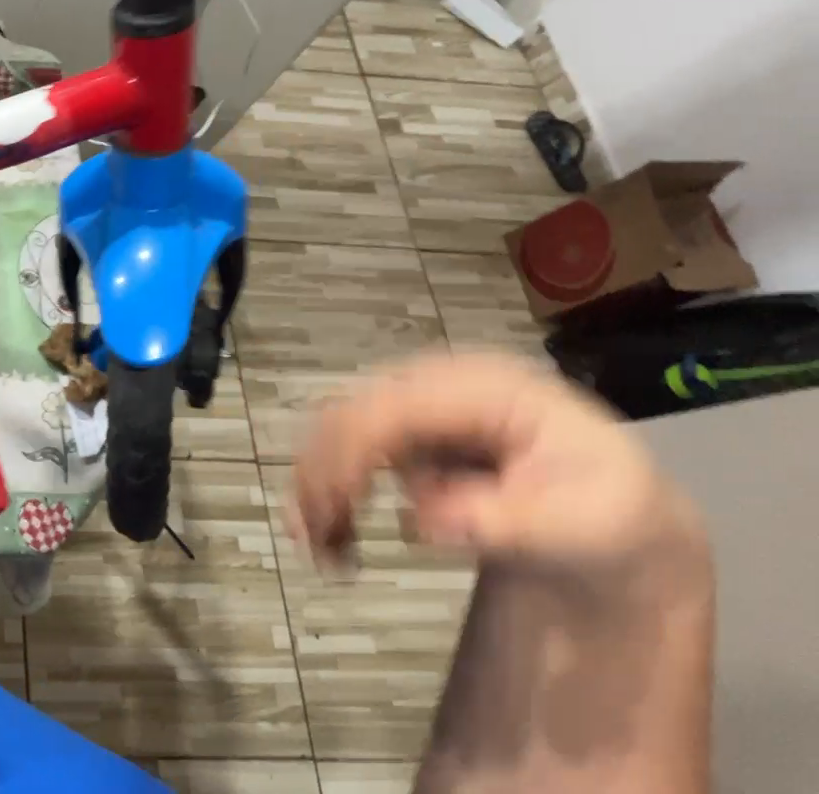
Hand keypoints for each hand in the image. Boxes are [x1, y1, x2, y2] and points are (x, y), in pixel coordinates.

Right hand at [293, 353, 707, 601]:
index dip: (353, 454)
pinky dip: (325, 488)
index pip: (396, 407)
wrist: (610, 515)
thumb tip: (429, 522)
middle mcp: (440, 380)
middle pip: (349, 411)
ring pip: (331, 428)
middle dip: (321, 473)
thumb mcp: (588, 527)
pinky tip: (331, 530)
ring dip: (316, 484)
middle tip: (317, 538)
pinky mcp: (396, 424)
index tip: (333, 512)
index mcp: (490, 386)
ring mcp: (414, 398)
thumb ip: (514, 523)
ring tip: (325, 545)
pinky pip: (340, 447)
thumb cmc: (606, 516)